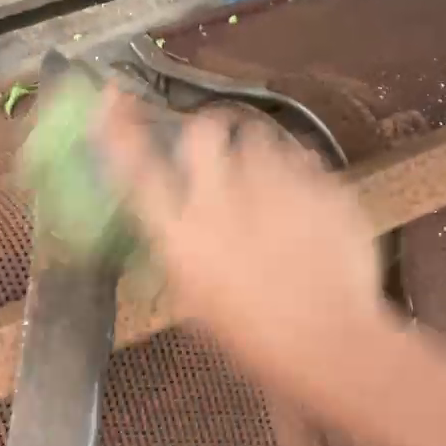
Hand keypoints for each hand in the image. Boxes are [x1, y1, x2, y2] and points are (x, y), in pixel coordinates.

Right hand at [91, 85, 407, 412]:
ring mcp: (276, 188)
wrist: (331, 345)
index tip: (114, 100)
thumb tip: (178, 225)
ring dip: (257, 153)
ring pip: (258, 138)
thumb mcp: (196, 302)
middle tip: (219, 148)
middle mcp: (221, 200)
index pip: (138, 169)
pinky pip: (304, 159)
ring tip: (271, 185)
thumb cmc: (253, 339)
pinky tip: (305, 204)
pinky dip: (299, 173)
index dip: (121, 130)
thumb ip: (184, 251)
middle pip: (204, 132)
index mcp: (182, 235)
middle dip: (208, 132)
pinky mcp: (321, 188)